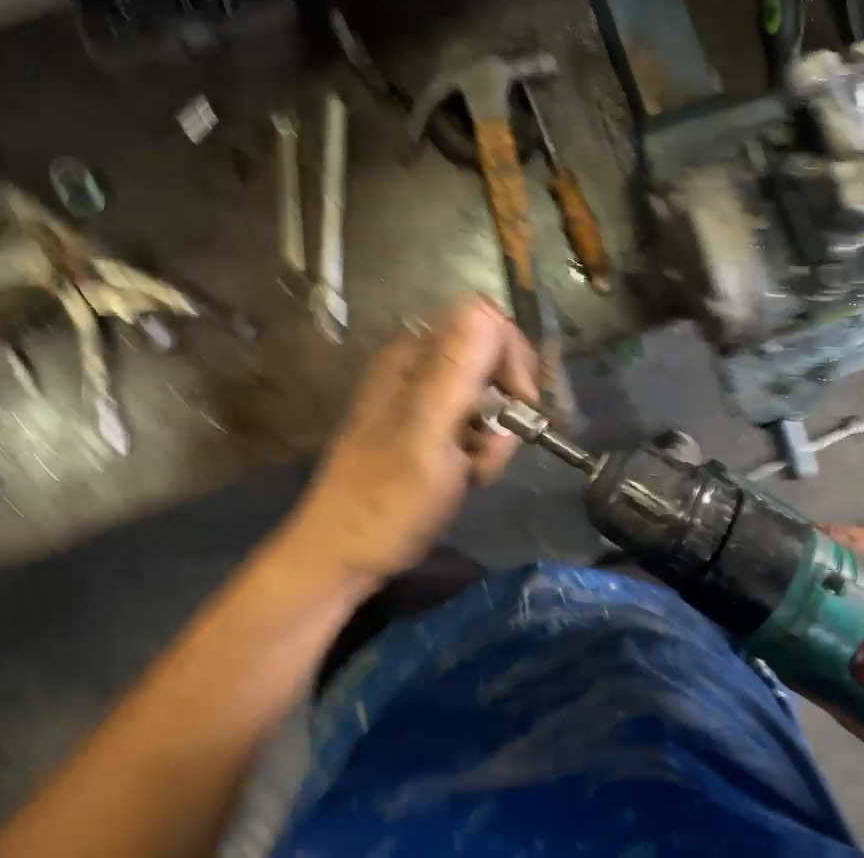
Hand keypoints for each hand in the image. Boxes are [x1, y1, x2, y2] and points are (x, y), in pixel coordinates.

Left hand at [284, 297, 539, 579]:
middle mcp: (420, 368)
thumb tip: (484, 306)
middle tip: (492, 448)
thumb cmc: (385, 501)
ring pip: (492, 397)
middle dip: (508, 404)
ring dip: (496, 437)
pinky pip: (478, 425)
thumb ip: (454, 370)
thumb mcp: (425, 434)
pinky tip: (466, 477)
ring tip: (472, 472)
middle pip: (494, 359)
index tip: (519, 406)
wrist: (344, 556)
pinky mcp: (433, 430)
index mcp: (413, 357)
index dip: (512, 359)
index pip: (487, 322)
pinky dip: (483, 451)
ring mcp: (426, 401)